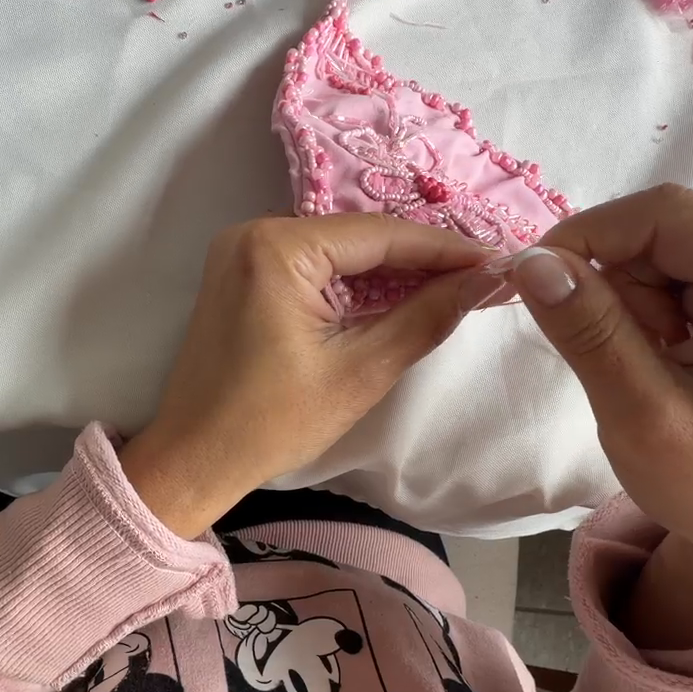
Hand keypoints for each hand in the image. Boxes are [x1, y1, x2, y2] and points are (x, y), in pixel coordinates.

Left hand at [121, 215, 509, 538]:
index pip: (379, 235)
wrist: (194, 458)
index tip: (498, 263)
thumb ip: (425, 317)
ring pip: (335, 250)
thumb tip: (488, 279)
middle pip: (356, 237)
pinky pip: (309, 266)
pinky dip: (351, 282)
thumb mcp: (359, 372)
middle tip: (481, 278)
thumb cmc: (270, 423)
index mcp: (276, 248)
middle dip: (419, 259)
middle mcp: (252, 233)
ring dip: (388, 271)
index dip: (444, 249)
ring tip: (451, 287)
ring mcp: (240, 252)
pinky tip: (395, 296)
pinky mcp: (238, 275)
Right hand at [509, 185, 692, 649]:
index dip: (583, 237)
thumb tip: (527, 260)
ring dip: (626, 309)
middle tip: (606, 359)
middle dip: (612, 286)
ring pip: (665, 260)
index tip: (526, 286)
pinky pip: (681, 287)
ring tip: (640, 376)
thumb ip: (587, 330)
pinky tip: (657, 370)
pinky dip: (646, 322)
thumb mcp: (642, 414)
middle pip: (665, 234)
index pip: (663, 216)